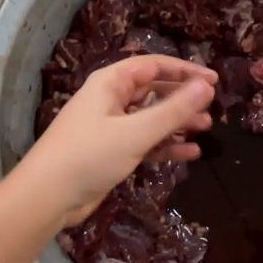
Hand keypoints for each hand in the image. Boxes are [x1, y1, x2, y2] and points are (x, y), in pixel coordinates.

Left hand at [16, 55, 216, 226]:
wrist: (48, 197)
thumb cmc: (90, 156)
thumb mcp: (135, 132)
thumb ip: (173, 110)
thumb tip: (206, 86)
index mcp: (111, 83)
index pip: (154, 65)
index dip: (185, 70)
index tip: (214, 80)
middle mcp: (111, 99)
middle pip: (154, 90)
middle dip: (183, 98)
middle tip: (212, 109)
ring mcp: (111, 126)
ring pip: (151, 117)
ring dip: (177, 122)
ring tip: (205, 128)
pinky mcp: (112, 151)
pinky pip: (145, 141)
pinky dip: (165, 145)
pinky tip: (189, 154)